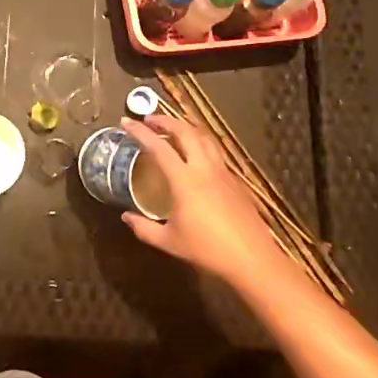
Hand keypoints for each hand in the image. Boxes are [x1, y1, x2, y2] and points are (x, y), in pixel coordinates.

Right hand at [119, 116, 284, 284]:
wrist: (252, 258)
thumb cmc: (207, 249)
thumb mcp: (169, 242)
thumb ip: (144, 228)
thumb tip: (126, 217)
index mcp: (184, 180)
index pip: (158, 147)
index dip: (140, 132)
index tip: (125, 122)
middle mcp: (203, 168)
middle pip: (185, 131)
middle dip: (165, 120)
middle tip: (149, 119)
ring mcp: (222, 172)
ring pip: (204, 137)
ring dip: (185, 127)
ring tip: (172, 128)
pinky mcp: (234, 180)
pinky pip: (215, 151)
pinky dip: (200, 142)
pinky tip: (195, 154)